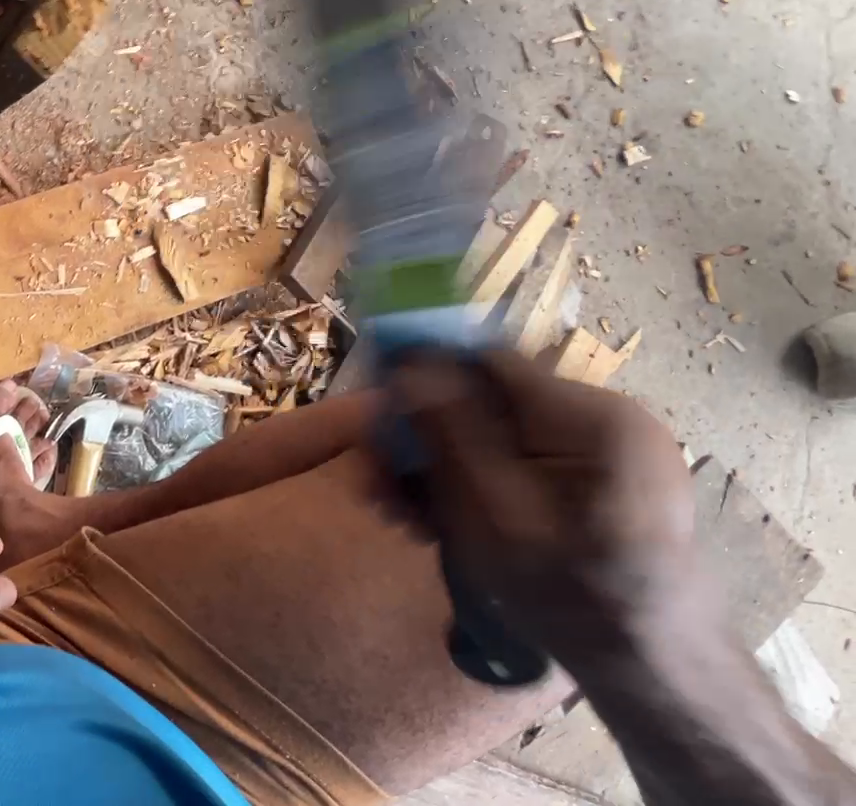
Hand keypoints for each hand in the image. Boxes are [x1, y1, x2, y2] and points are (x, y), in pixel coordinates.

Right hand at [391, 351, 701, 661]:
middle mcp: (603, 417)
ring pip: (491, 434)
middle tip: (379, 490)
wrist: (656, 671)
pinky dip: (473, 483)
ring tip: (403, 516)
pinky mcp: (599, 474)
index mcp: (591, 417)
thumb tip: (407, 361)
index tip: (376, 421)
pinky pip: (516, 459)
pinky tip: (439, 520)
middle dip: (421, 441)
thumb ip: (451, 433)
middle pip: (481, 403)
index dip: (419, 379)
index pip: (482, 362)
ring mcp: (605, 448)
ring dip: (437, 469)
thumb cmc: (571, 595)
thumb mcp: (492, 512)